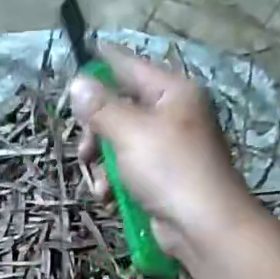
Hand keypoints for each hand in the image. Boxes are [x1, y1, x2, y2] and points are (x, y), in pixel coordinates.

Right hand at [71, 48, 256, 258]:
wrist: (202, 224)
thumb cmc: (169, 169)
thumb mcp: (129, 132)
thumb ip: (100, 108)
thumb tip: (77, 84)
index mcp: (172, 93)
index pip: (130, 67)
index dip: (104, 62)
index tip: (81, 53)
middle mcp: (172, 116)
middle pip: (120, 112)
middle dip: (96, 133)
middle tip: (85, 153)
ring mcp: (168, 150)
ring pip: (119, 147)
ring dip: (102, 167)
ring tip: (99, 186)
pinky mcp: (162, 181)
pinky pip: (128, 173)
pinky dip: (114, 185)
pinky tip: (109, 199)